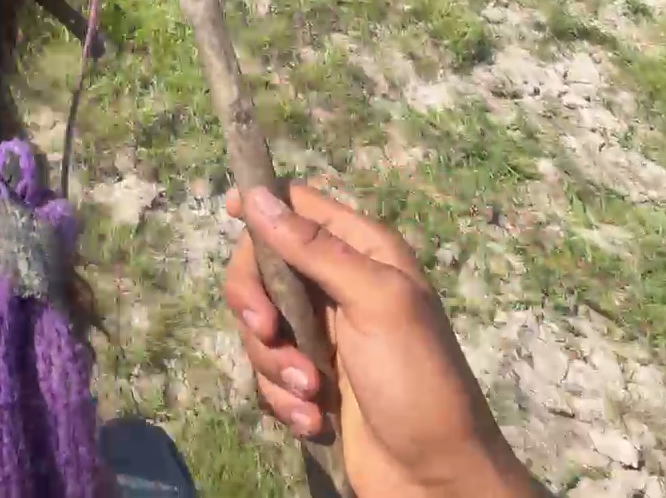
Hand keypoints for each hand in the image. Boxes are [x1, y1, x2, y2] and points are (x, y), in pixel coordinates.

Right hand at [225, 184, 544, 497]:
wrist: (436, 484)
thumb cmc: (418, 381)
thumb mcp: (375, 303)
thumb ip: (315, 249)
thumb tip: (256, 196)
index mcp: (360, 251)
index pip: (298, 204)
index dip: (262, 202)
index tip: (229, 211)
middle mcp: (335, 282)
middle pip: (262, 263)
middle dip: (255, 300)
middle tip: (266, 330)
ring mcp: (318, 329)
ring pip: (258, 320)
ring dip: (275, 360)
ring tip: (311, 392)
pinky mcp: (305, 372)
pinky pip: (266, 366)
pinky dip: (282, 393)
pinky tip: (312, 416)